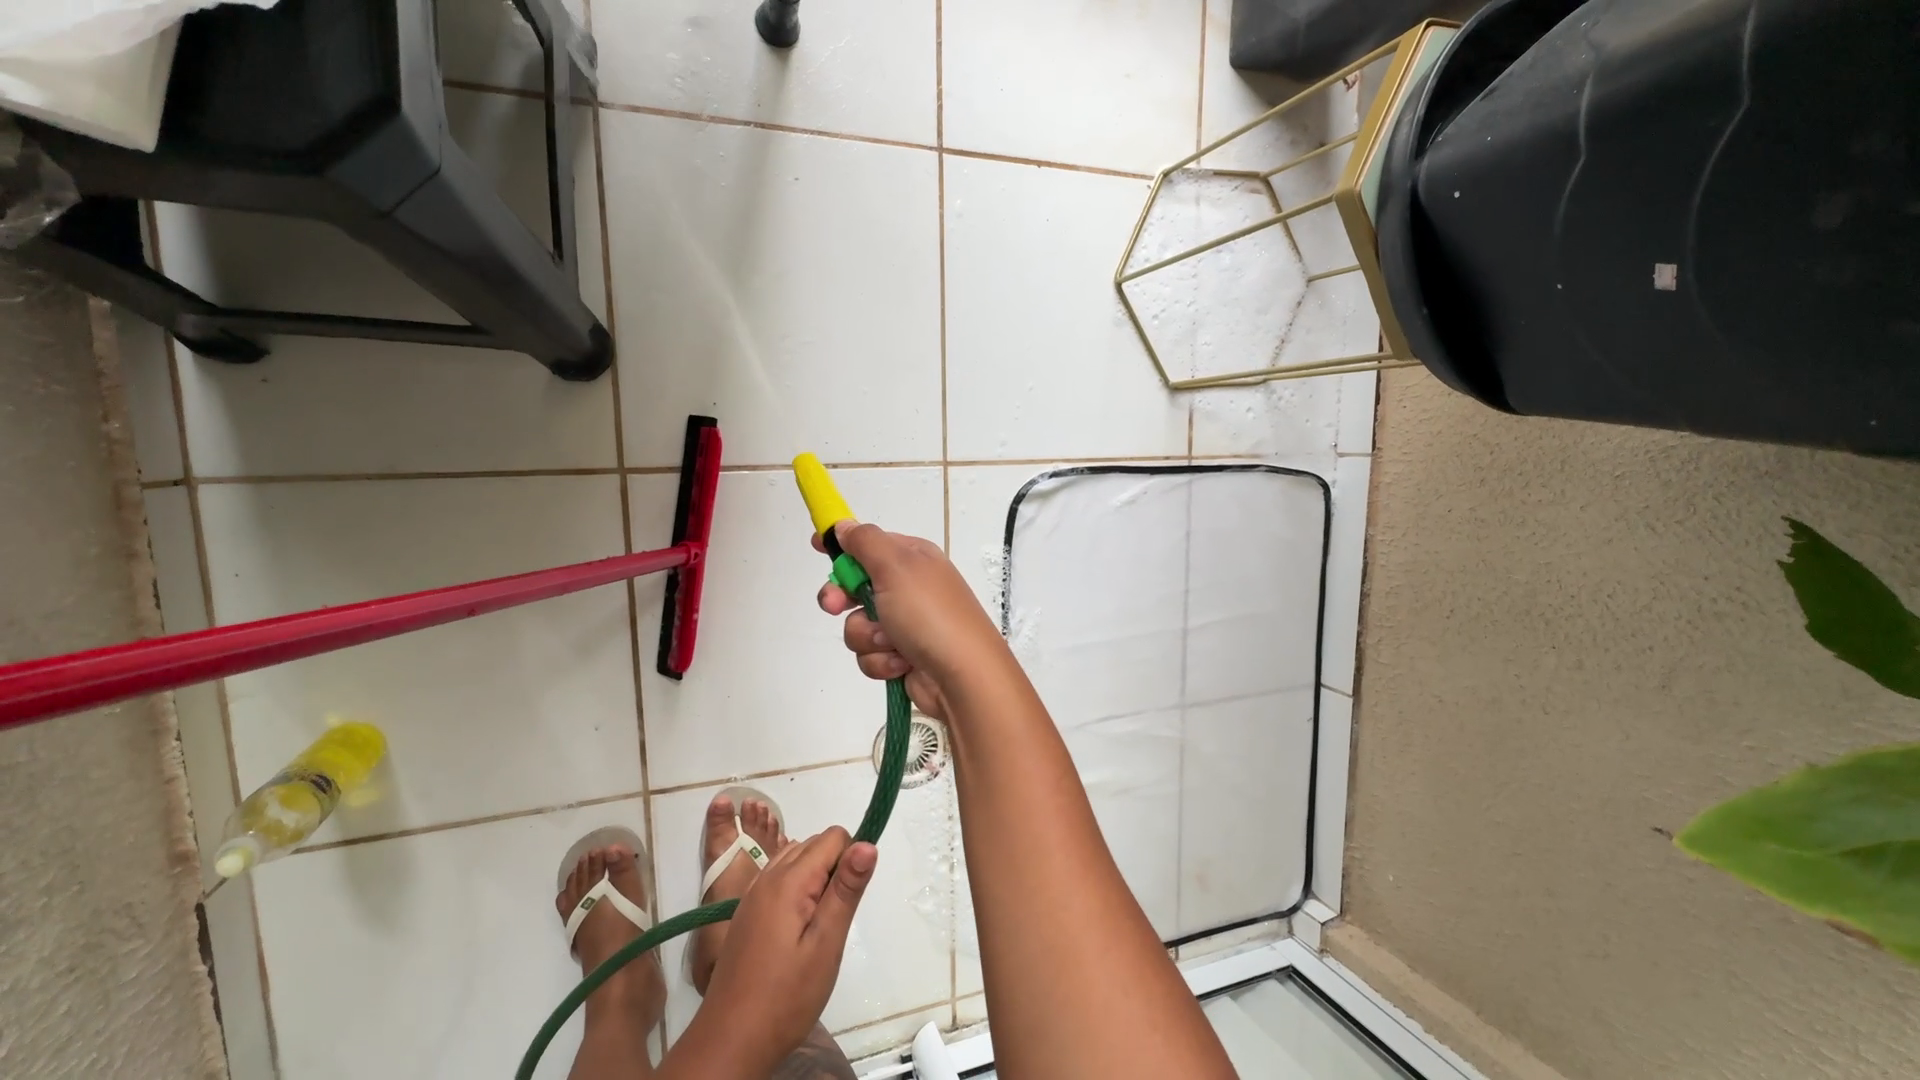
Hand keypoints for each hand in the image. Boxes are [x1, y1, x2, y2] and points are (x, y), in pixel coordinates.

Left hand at [691, 828, 877, 1072]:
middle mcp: (767, 878)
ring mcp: (752, 896)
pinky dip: (797, 891)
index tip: (850, 902)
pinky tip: (798, 931)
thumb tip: (868, 843)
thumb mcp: (826, 944)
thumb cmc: (786, 996)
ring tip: (819, 927)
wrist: (730, 1040)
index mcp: (788, 881)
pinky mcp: (746, 915)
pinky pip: (779, 880)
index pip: (834, 838)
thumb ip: (846, 890)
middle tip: (835, 921)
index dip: (851, 861)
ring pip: (795, 860)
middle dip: (835, 869)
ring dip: (816, 879)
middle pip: (814, 845)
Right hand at [814, 521, 1010, 720]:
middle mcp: (908, 587)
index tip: (818, 546)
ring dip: (868, 635)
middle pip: (856, 585)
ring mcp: (905, 623)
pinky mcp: (901, 656)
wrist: (962, 676)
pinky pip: (870, 653)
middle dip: (842, 598)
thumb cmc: (929, 613)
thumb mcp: (896, 566)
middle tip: (835, 606)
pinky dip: (880, 660)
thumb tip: (844, 525)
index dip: (843, 545)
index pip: (869, 543)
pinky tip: (900, 663)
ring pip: (858, 624)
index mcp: (912, 558)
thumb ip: (865, 542)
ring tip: (890, 642)